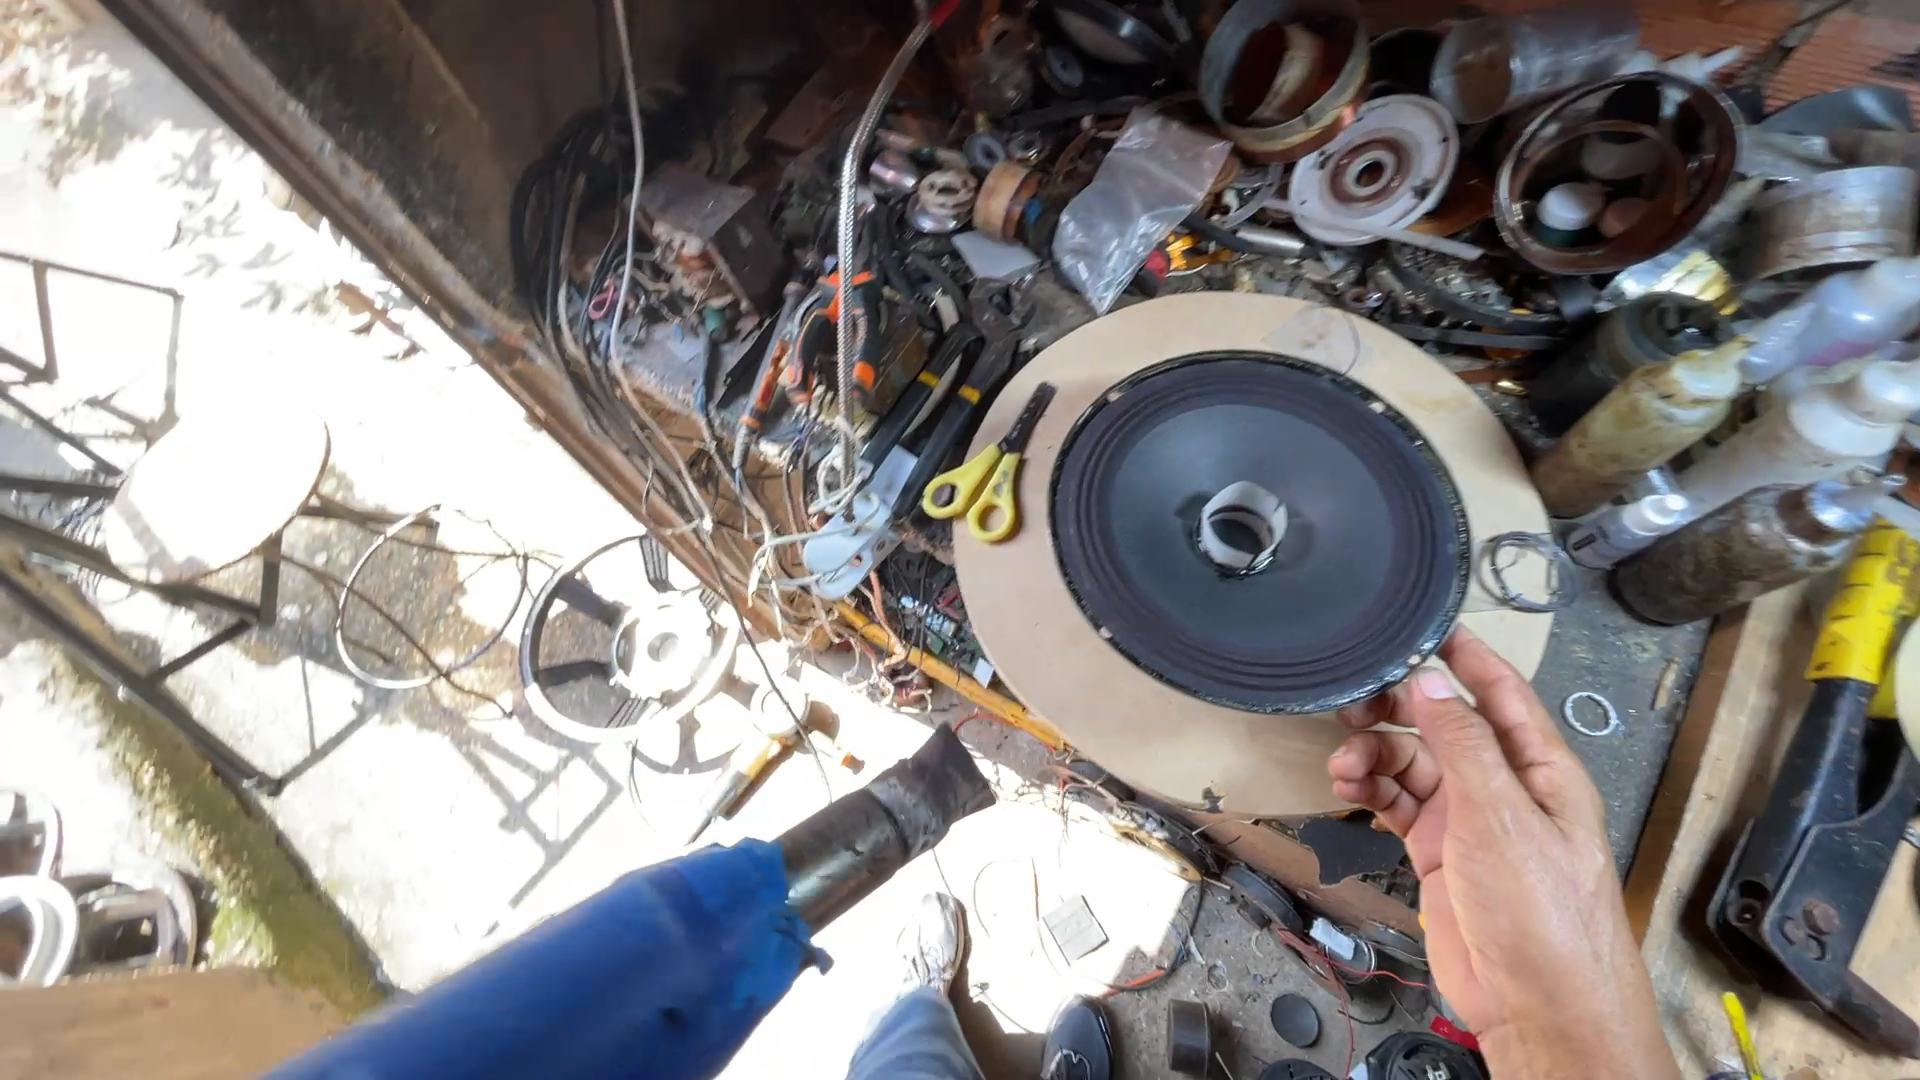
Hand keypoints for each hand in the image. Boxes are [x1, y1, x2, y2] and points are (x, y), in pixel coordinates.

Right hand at [1326, 626, 1676, 1078]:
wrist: (1535, 1010)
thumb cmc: (1541, 916)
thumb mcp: (1501, 820)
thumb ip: (1462, 746)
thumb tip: (1429, 681)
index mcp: (1538, 772)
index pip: (1501, 695)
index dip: (1467, 657)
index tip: (1426, 627)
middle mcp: (1501, 787)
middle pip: (1440, 725)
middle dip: (1397, 708)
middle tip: (1353, 704)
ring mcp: (1465, 818)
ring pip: (1409, 761)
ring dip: (1372, 753)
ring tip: (1344, 765)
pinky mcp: (1434, 846)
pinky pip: (1394, 797)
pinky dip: (1368, 786)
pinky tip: (1348, 786)